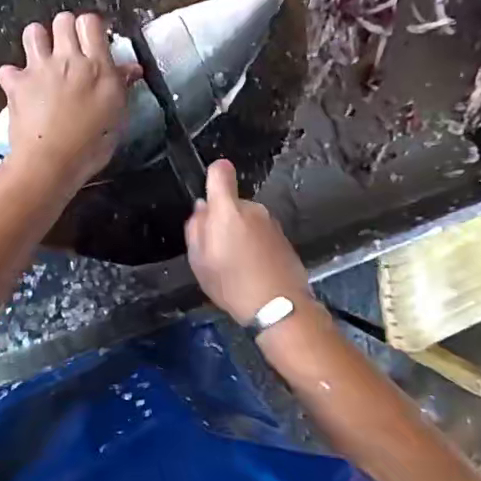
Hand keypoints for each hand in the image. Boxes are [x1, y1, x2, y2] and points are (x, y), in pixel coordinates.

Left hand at [0, 12, 141, 192]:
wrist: (50, 161)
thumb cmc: (90, 144)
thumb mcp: (116, 115)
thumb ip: (120, 85)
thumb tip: (130, 68)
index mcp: (96, 65)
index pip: (91, 23)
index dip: (89, 27)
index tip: (90, 40)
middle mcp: (66, 60)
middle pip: (62, 20)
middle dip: (64, 28)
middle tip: (67, 48)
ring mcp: (38, 70)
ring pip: (33, 32)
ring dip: (37, 40)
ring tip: (41, 57)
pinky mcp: (16, 84)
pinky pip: (7, 69)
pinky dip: (11, 76)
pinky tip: (18, 87)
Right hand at [185, 159, 309, 324]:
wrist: (280, 308)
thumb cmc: (231, 283)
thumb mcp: (198, 260)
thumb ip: (195, 228)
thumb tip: (201, 209)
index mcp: (228, 210)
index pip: (220, 172)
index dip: (212, 175)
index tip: (208, 191)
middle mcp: (253, 209)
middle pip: (231, 203)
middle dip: (222, 219)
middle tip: (216, 249)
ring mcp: (272, 223)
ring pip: (246, 219)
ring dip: (239, 234)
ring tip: (234, 263)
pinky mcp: (285, 239)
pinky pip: (261, 233)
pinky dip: (254, 245)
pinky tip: (251, 269)